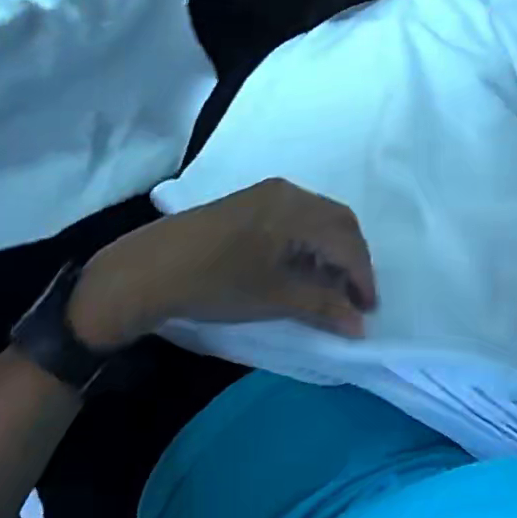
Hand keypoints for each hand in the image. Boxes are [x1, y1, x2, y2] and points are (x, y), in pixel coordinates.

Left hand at [67, 178, 376, 349]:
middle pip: (338, 222)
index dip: (362, 277)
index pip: (346, 241)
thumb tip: (359, 326)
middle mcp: (287, 191)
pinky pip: (298, 215)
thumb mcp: (274, 298)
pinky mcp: (250, 201)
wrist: (148, 270)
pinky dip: (310, 241)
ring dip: (332, 250)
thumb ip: (322, 307)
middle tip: (354, 299)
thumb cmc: (215, 283)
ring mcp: (267, 193)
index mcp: (296, 209)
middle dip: (352, 260)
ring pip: (319, 217)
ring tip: (329, 287)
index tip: (368, 311)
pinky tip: (301, 267)